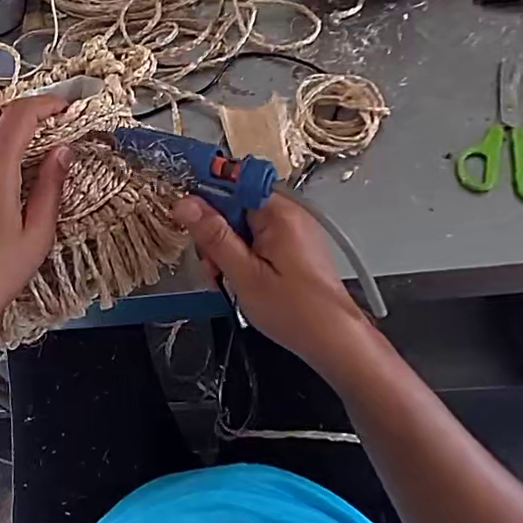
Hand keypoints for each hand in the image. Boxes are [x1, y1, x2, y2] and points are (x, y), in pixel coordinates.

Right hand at [173, 194, 377, 376]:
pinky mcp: (292, 245)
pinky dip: (243, 256)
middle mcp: (288, 214)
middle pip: (236, 204)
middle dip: (216, 232)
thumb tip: (187, 204)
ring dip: (227, 248)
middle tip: (212, 266)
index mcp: (278, 213)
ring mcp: (292, 229)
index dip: (206, 197)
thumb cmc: (297, 312)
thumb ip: (214, 236)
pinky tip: (241, 280)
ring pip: (243, 224)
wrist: (335, 341)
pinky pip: (258, 238)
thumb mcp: (244, 275)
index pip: (233, 181)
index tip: (187, 216)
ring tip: (227, 280)